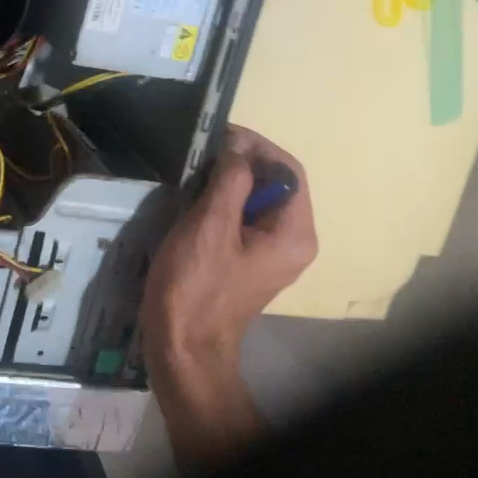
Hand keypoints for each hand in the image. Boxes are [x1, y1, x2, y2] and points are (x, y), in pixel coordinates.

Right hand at [142, 127, 316, 370]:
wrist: (182, 344)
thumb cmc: (198, 284)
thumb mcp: (211, 225)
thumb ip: (230, 180)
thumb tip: (238, 144)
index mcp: (295, 233)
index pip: (288, 170)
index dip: (257, 146)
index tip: (218, 134)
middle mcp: (293, 241)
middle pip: (275, 183)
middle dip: (241, 161)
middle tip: (201, 151)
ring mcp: (271, 253)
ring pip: (256, 199)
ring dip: (228, 180)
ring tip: (193, 171)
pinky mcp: (249, 260)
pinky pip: (244, 217)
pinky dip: (223, 200)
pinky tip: (194, 198)